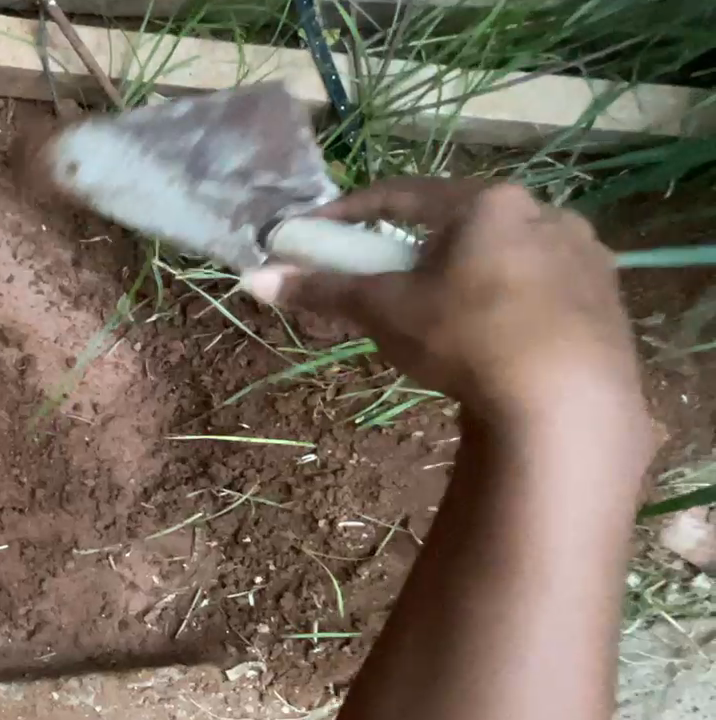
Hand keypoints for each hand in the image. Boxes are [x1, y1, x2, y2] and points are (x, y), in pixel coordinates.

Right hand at [242, 178, 644, 434]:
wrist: (563, 392)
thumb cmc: (463, 334)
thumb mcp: (381, 310)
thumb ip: (321, 290)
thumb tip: (253, 278)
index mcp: (485, 204)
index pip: (399, 194)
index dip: (344, 212)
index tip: (308, 231)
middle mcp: (541, 209)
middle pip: (449, 222)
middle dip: (401, 248)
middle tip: (369, 280)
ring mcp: (578, 247)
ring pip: (491, 249)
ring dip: (449, 269)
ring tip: (423, 309)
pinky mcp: (598, 286)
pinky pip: (527, 276)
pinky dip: (489, 291)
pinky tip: (476, 326)